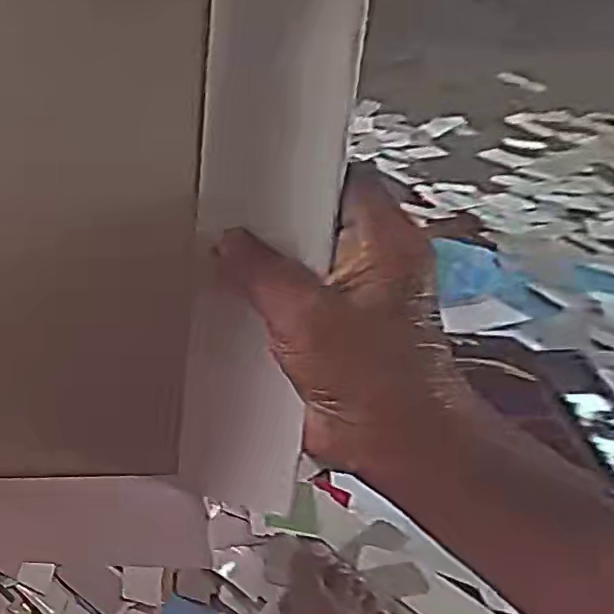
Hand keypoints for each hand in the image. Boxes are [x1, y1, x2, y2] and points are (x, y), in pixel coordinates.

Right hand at [214, 172, 476, 474]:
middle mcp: (369, 266)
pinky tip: (237, 306)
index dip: (300, 174)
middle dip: (270, 228)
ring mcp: (345, 300)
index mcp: (386, 244)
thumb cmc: (379, 381)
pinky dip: (261, 303)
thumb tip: (230, 243)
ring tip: (226, 263)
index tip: (256, 176)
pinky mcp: (324, 331)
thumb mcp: (308, 315)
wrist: (384, 439)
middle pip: (311, 224)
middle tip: (230, 223)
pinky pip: (285, 302)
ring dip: (263, 272)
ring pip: (295, 266)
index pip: (343, 181)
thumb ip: (263, 273)